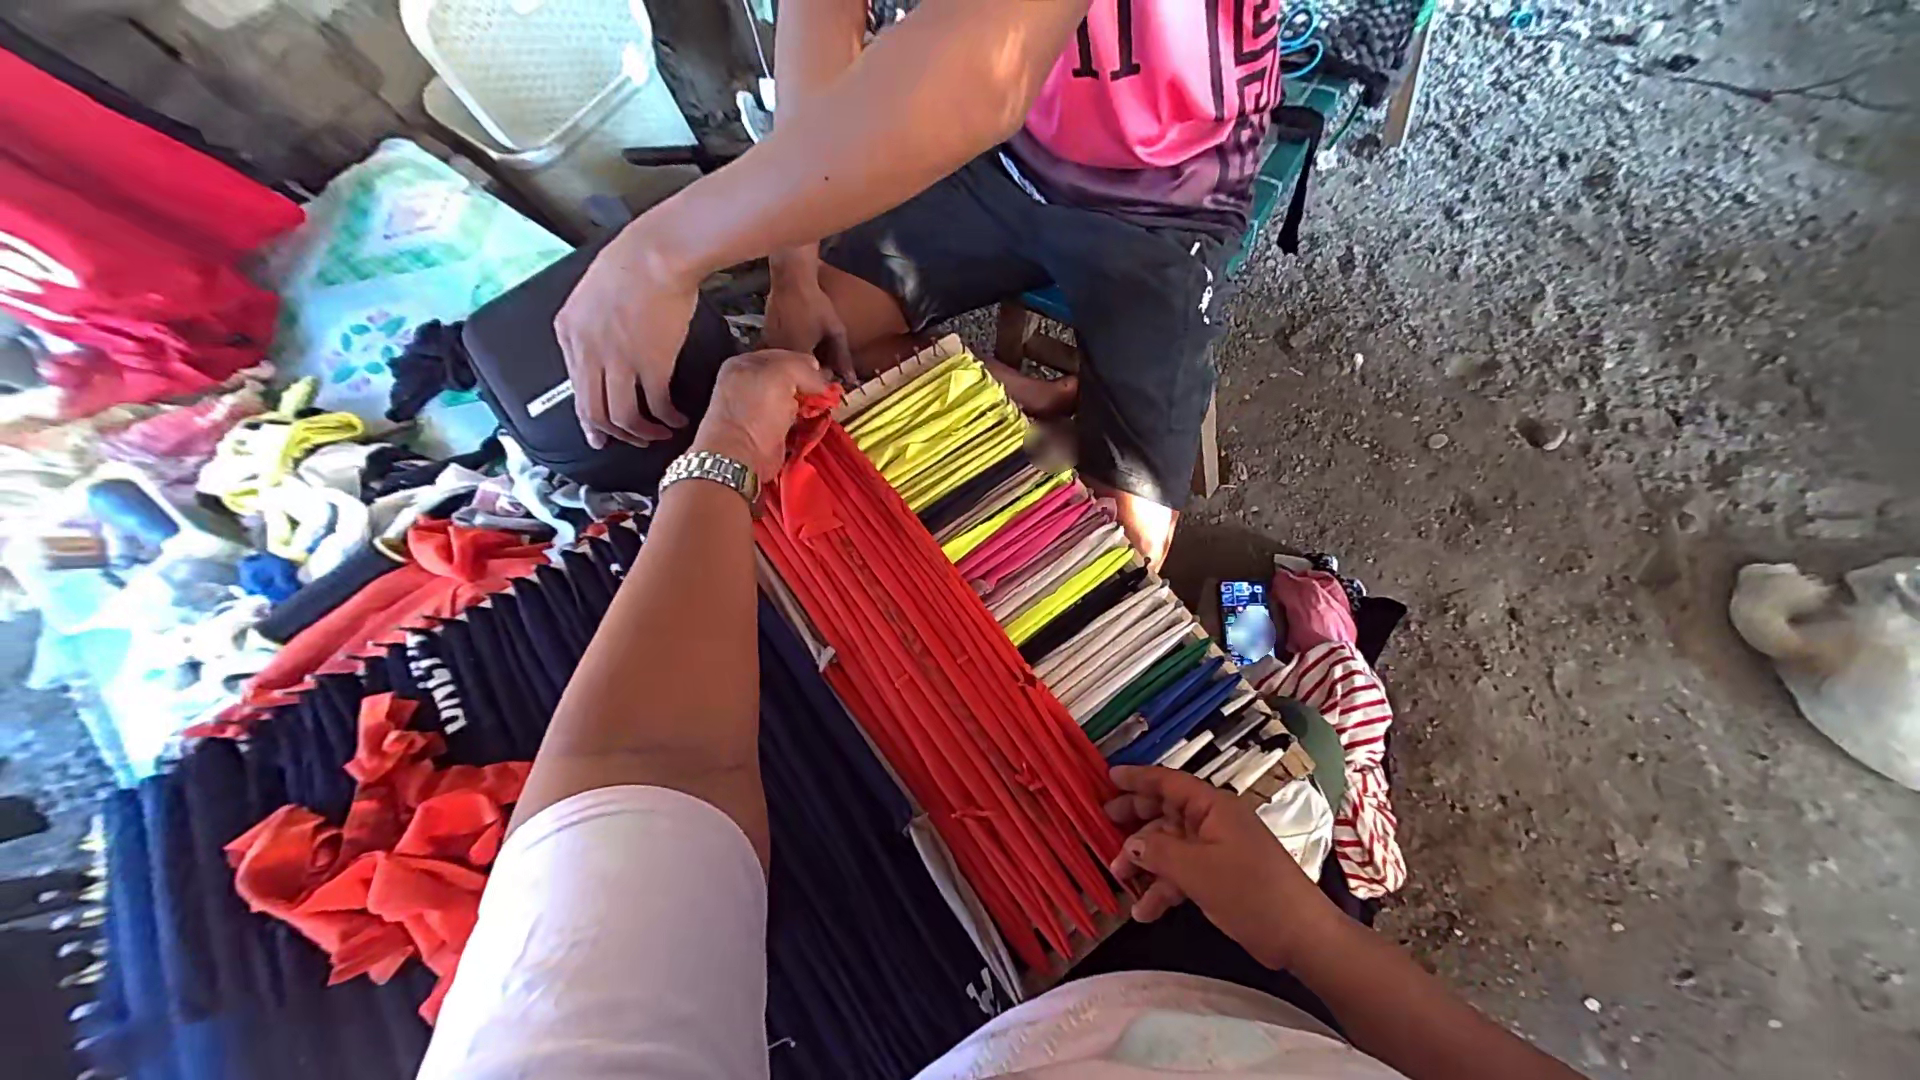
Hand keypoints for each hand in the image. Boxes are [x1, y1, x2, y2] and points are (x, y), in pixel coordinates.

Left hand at [555, 224, 697, 448]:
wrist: (657, 255)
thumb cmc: (634, 264)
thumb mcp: (593, 296)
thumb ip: (593, 329)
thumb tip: (609, 355)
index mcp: (569, 332)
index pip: (574, 388)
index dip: (589, 419)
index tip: (600, 433)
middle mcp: (588, 351)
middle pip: (593, 412)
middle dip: (613, 434)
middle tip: (631, 442)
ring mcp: (618, 361)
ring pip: (621, 416)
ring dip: (642, 433)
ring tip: (658, 434)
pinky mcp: (651, 365)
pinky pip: (656, 406)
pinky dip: (668, 419)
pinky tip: (678, 420)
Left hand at [690, 350, 832, 480]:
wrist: (741, 455)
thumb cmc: (756, 409)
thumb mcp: (780, 374)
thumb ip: (803, 368)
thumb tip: (823, 379)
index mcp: (745, 364)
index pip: (783, 356)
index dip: (806, 364)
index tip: (825, 374)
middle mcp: (749, 385)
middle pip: (789, 379)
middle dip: (810, 385)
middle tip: (828, 393)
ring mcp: (759, 410)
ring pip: (794, 400)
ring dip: (811, 404)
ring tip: (825, 408)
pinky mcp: (769, 432)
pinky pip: (794, 421)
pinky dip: (807, 422)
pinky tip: (816, 422)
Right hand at [763, 246, 855, 383]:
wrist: (790, 279)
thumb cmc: (815, 304)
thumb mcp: (835, 331)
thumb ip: (843, 357)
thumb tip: (852, 379)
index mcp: (800, 355)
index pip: (814, 379)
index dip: (826, 375)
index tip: (832, 367)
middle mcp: (782, 355)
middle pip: (799, 373)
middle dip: (813, 370)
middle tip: (823, 358)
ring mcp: (770, 346)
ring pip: (788, 363)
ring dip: (800, 362)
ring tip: (811, 347)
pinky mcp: (764, 337)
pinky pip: (778, 353)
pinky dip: (788, 352)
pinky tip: (798, 339)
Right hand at [1106, 765, 1336, 969]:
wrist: (1302, 938)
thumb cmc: (1251, 892)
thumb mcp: (1197, 871)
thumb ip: (1158, 853)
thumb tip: (1130, 844)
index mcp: (1212, 806)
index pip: (1168, 782)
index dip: (1136, 778)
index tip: (1108, 777)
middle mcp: (1212, 822)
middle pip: (1164, 813)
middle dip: (1134, 824)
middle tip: (1104, 827)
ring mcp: (1215, 850)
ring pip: (1169, 846)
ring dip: (1145, 863)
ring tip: (1120, 881)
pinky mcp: (1218, 876)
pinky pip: (1182, 872)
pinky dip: (1164, 888)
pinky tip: (1144, 911)